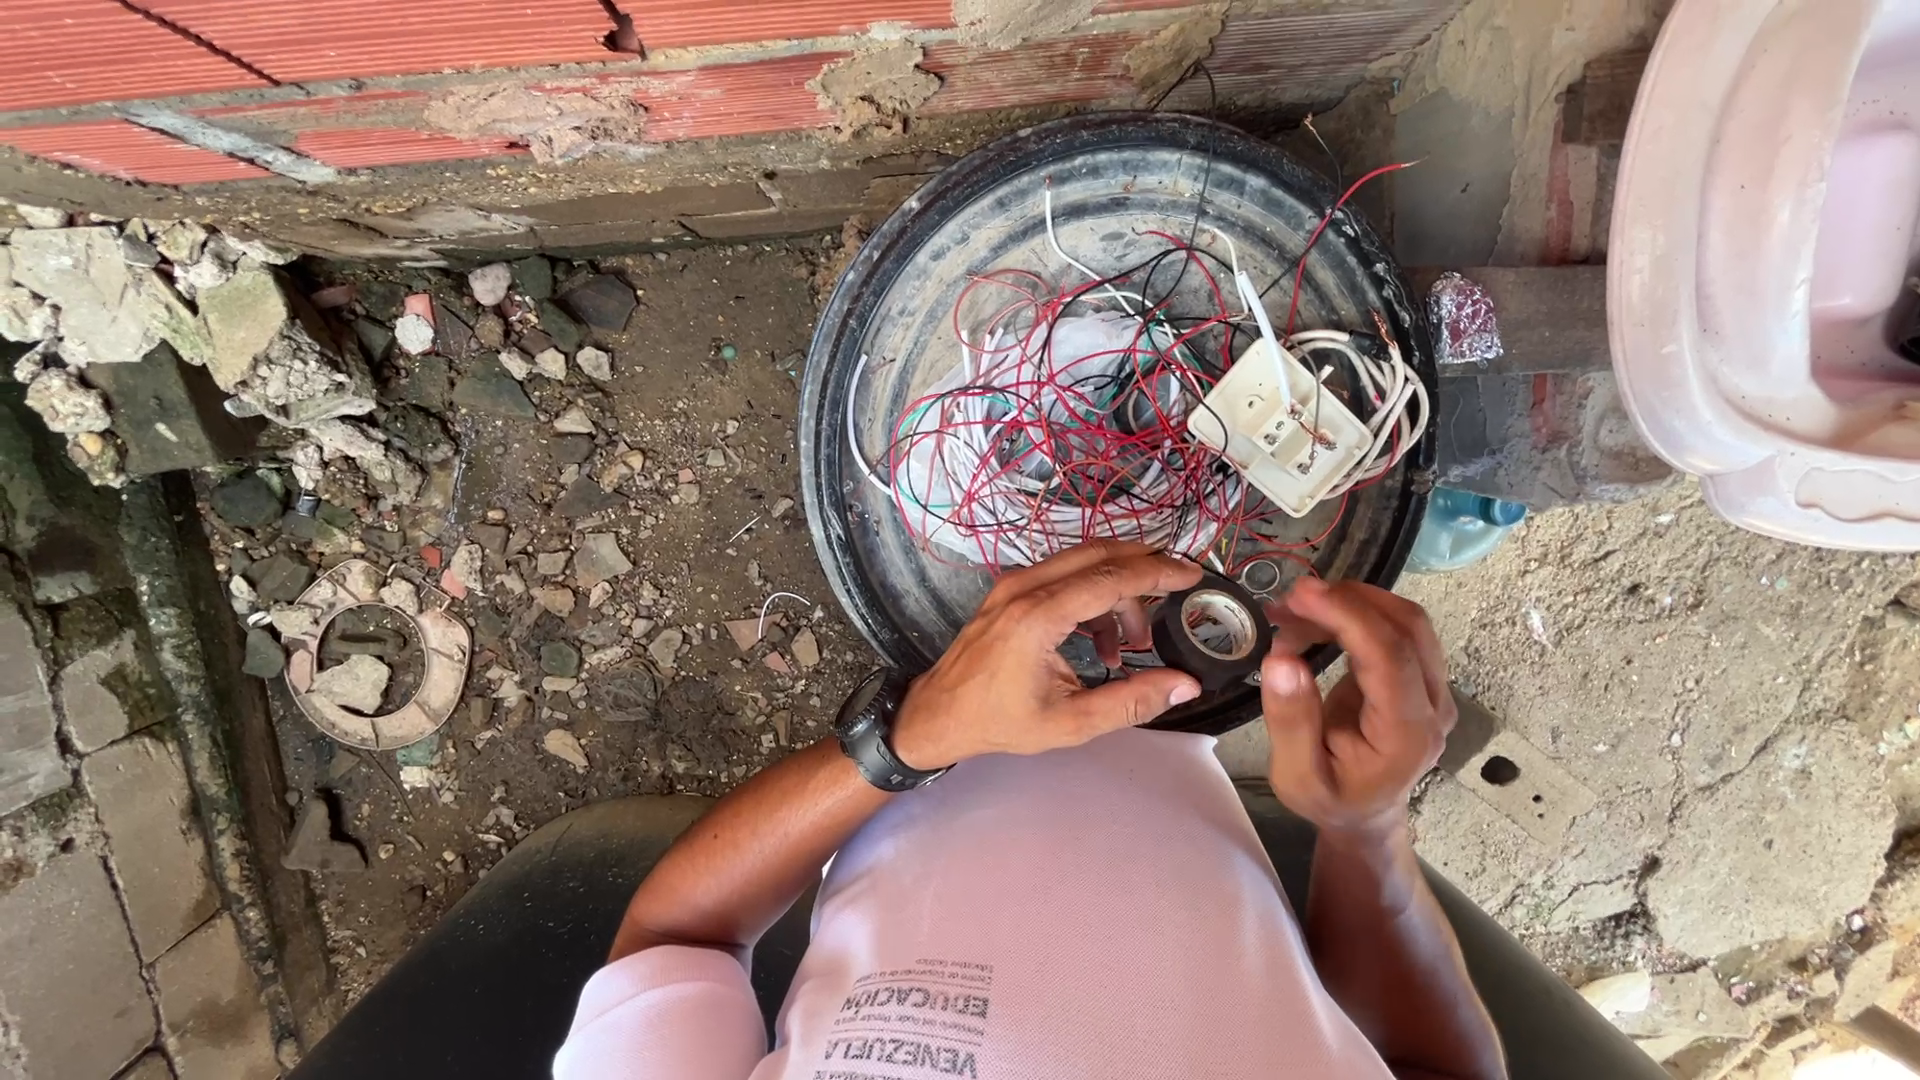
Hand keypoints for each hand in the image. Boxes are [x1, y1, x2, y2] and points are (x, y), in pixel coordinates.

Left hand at [890, 541, 1204, 768]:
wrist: (939, 714)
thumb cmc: (1000, 721)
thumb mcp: (1071, 722)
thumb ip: (1131, 701)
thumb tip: (1185, 684)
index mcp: (1038, 617)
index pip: (1111, 578)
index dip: (1158, 573)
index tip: (1193, 575)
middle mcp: (1025, 587)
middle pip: (1099, 555)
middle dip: (1144, 568)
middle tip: (1179, 589)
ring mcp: (1013, 583)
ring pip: (1082, 563)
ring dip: (1118, 591)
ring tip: (1133, 644)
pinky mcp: (1009, 590)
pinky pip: (1063, 575)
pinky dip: (1092, 596)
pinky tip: (1102, 643)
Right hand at [1260, 578, 1454, 836]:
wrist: (1364, 813)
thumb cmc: (1329, 798)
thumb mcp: (1295, 776)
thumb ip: (1290, 722)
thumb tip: (1282, 659)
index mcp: (1406, 734)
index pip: (1390, 655)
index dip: (1347, 616)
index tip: (1299, 594)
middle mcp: (1432, 705)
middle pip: (1408, 626)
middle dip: (1348, 599)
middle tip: (1288, 599)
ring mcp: (1432, 688)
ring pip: (1404, 620)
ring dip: (1348, 602)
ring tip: (1291, 613)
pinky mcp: (1418, 676)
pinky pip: (1394, 628)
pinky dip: (1352, 612)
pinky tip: (1313, 621)